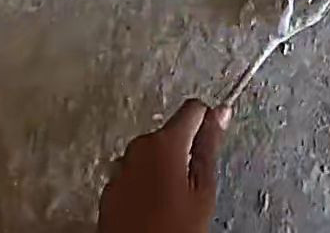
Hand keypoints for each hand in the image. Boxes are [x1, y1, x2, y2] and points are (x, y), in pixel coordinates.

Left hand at [98, 98, 230, 232]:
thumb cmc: (174, 232)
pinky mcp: (108, 190)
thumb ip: (210, 145)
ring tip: (171, 203)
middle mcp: (139, 146)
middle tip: (191, 187)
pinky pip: (132, 175)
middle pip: (170, 133)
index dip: (206, 122)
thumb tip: (221, 112)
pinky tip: (151, 210)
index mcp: (166, 141)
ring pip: (150, 154)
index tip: (210, 143)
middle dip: (182, 152)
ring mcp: (120, 168)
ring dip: (161, 169)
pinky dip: (143, 185)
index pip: (193, 108)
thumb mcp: (203, 191)